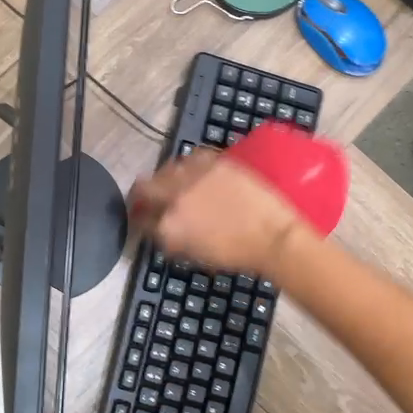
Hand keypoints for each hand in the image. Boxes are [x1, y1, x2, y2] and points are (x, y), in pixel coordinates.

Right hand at [130, 148, 304, 275]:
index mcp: (168, 227)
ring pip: (166, 169)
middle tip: (146, 196)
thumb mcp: (195, 255)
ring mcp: (193, 178)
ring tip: (173, 182)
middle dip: (141, 193)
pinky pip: (191, 157)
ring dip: (165, 176)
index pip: (141, 219)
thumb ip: (172, 241)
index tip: (143, 218)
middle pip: (143, 188)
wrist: (272, 237)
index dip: (140, 219)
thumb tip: (163, 231)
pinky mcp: (214, 163)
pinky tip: (194, 170)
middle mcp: (174, 198)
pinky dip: (189, 163)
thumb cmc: (236, 254)